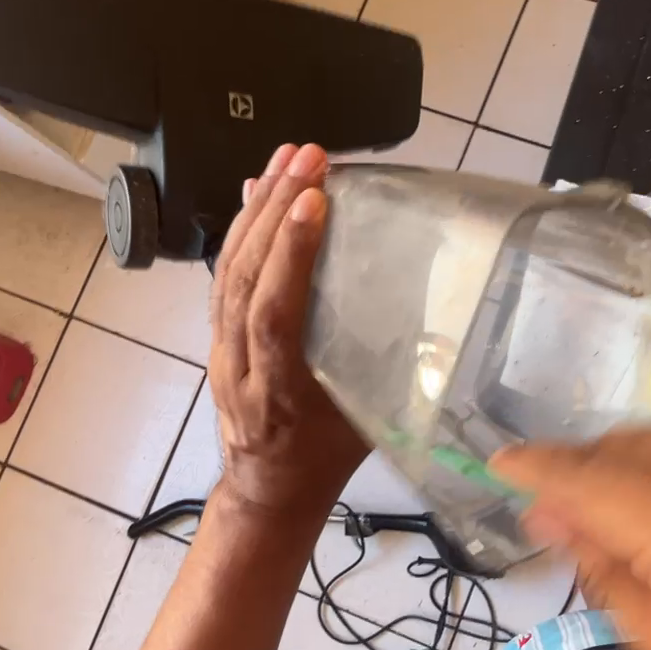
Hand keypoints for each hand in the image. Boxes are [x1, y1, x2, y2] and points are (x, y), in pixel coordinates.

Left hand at [208, 143, 368, 517]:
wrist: (268, 491)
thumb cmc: (322, 461)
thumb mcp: (364, 427)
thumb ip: (385, 378)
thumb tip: (432, 330)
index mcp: (279, 391)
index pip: (275, 314)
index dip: (290, 256)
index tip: (315, 202)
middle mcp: (242, 365)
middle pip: (244, 280)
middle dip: (274, 211)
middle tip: (305, 158)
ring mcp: (223, 349)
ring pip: (227, 272)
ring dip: (257, 210)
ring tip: (284, 160)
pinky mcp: (218, 338)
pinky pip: (223, 278)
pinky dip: (242, 231)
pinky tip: (257, 194)